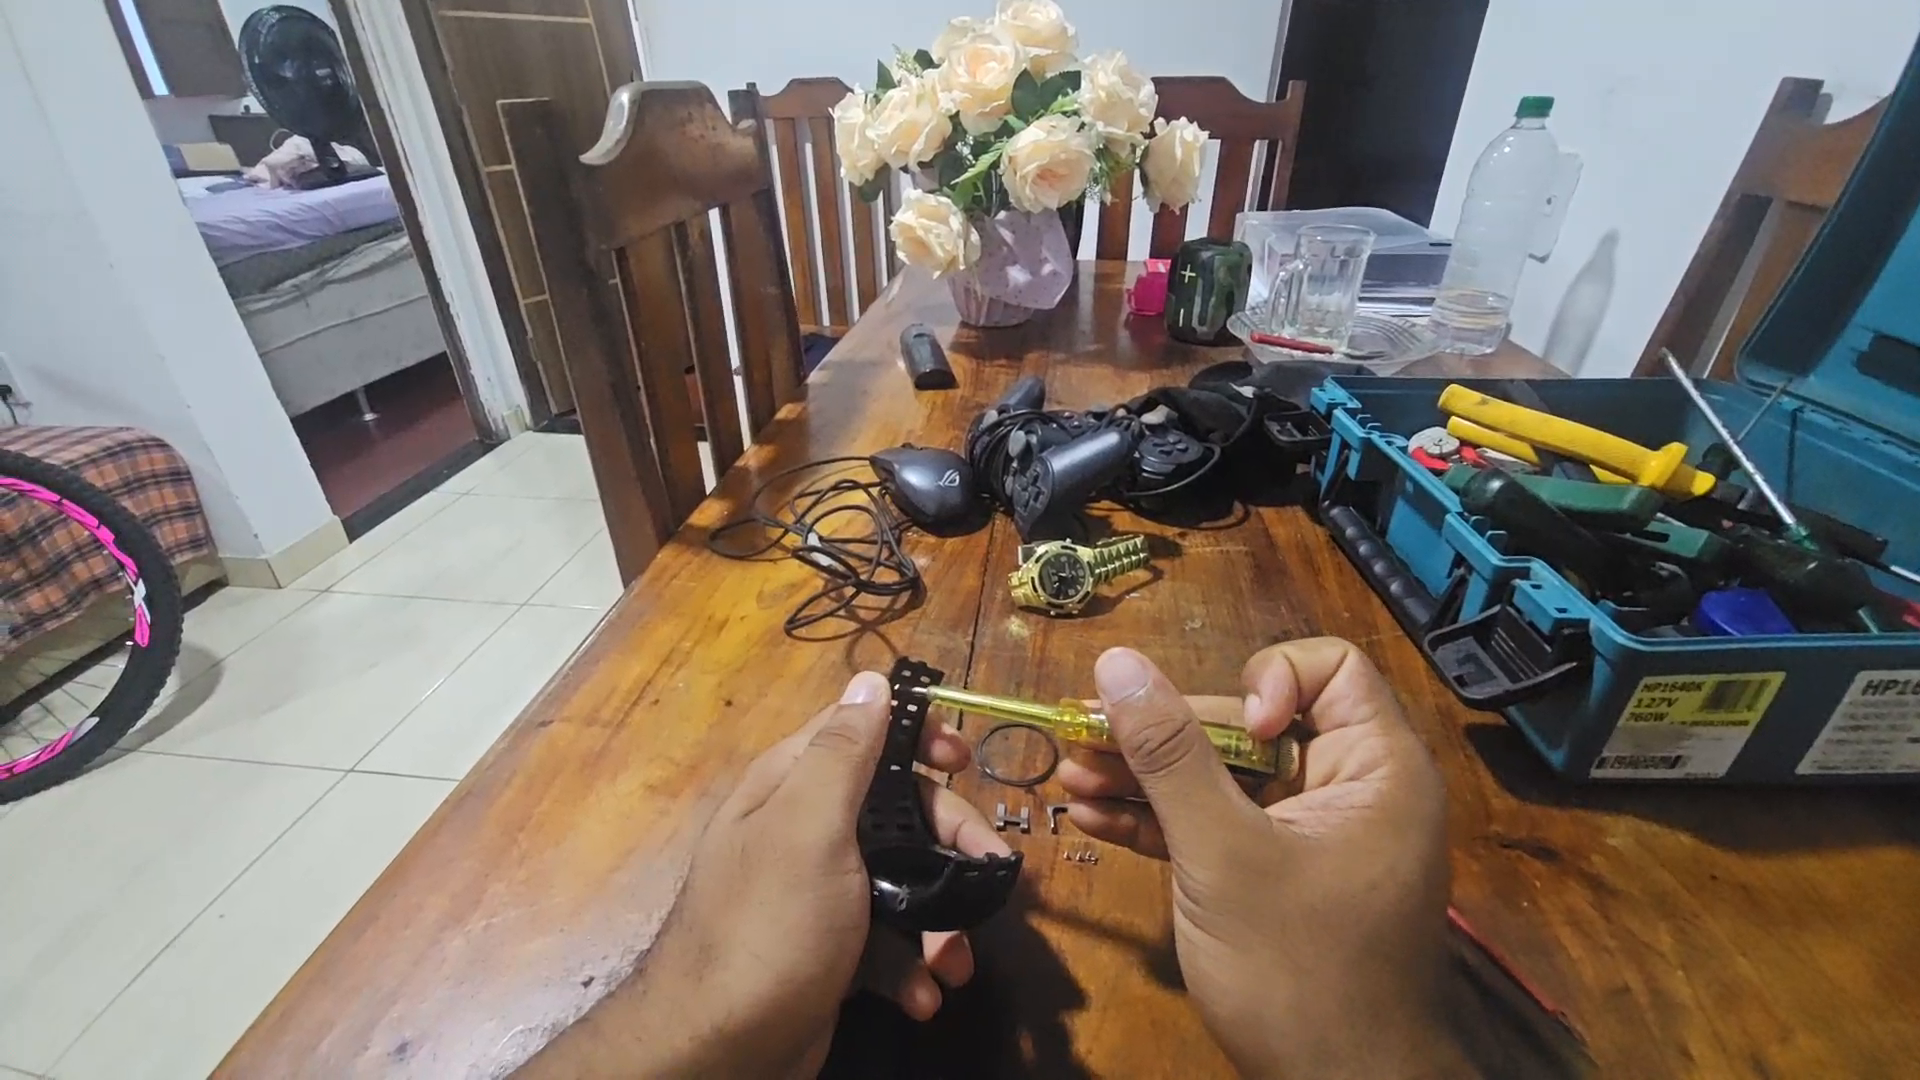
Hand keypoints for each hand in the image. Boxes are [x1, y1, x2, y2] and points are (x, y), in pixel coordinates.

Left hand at [520, 672, 1008, 1078]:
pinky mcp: (833, 944)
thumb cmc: (770, 925)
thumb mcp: (809, 827)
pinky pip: (887, 933)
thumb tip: (872, 677)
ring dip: (940, 913)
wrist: (716, 1057)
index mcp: (795, 783)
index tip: (961, 759)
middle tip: (990, 863)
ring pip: (902, 873)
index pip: (862, 727)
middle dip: (951, 835)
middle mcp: (807, 824)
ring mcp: (821, 888)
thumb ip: (843, 752)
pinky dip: (911, 961)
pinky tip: (923, 991)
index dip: (916, 733)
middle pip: (897, 805)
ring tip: (957, 958)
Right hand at [1058, 641, 1461, 1079]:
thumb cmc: (1297, 973)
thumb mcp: (1224, 854)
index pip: (1330, 670)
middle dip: (1164, 731)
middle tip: (1089, 735)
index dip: (1270, 678)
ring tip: (1073, 775)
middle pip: (1245, 722)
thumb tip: (1117, 662)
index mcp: (1372, 769)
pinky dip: (1158, 817)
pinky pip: (1211, 819)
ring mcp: (1300, 830)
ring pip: (1217, 773)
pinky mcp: (1267, 868)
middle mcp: (1341, 787)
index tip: (1231, 725)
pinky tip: (1094, 817)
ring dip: (1144, 774)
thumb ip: (1169, 755)